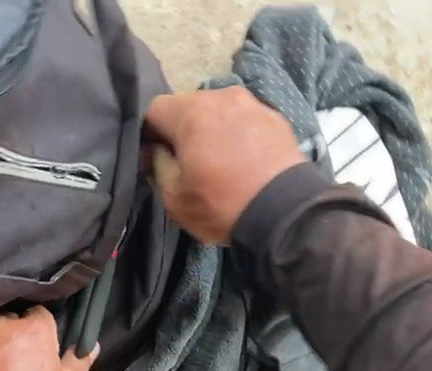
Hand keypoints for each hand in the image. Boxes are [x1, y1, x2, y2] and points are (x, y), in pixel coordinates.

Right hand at [144, 87, 305, 245]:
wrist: (282, 211)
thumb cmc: (220, 205)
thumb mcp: (174, 197)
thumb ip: (157, 166)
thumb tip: (155, 150)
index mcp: (191, 113)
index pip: (154, 110)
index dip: (148, 134)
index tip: (154, 158)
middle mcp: (220, 96)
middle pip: (187, 107)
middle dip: (180, 132)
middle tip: (186, 165)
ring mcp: (251, 103)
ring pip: (216, 112)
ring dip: (209, 132)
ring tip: (216, 163)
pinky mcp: (273, 116)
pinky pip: (241, 121)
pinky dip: (234, 135)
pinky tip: (240, 161)